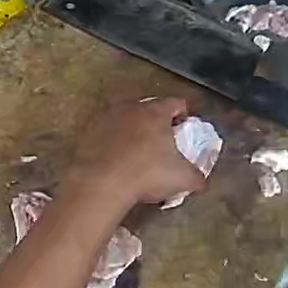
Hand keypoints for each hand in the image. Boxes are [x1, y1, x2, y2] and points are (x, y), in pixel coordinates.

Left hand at [63, 98, 207, 208]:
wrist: (101, 184)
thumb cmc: (146, 175)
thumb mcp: (183, 179)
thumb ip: (197, 176)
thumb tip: (200, 179)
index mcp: (156, 112)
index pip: (176, 103)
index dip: (184, 115)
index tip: (185, 128)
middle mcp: (130, 108)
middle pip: (149, 108)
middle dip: (157, 122)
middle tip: (162, 142)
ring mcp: (106, 119)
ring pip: (126, 119)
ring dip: (133, 131)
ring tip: (138, 152)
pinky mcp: (88, 133)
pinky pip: (106, 133)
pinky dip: (113, 142)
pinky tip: (117, 160)